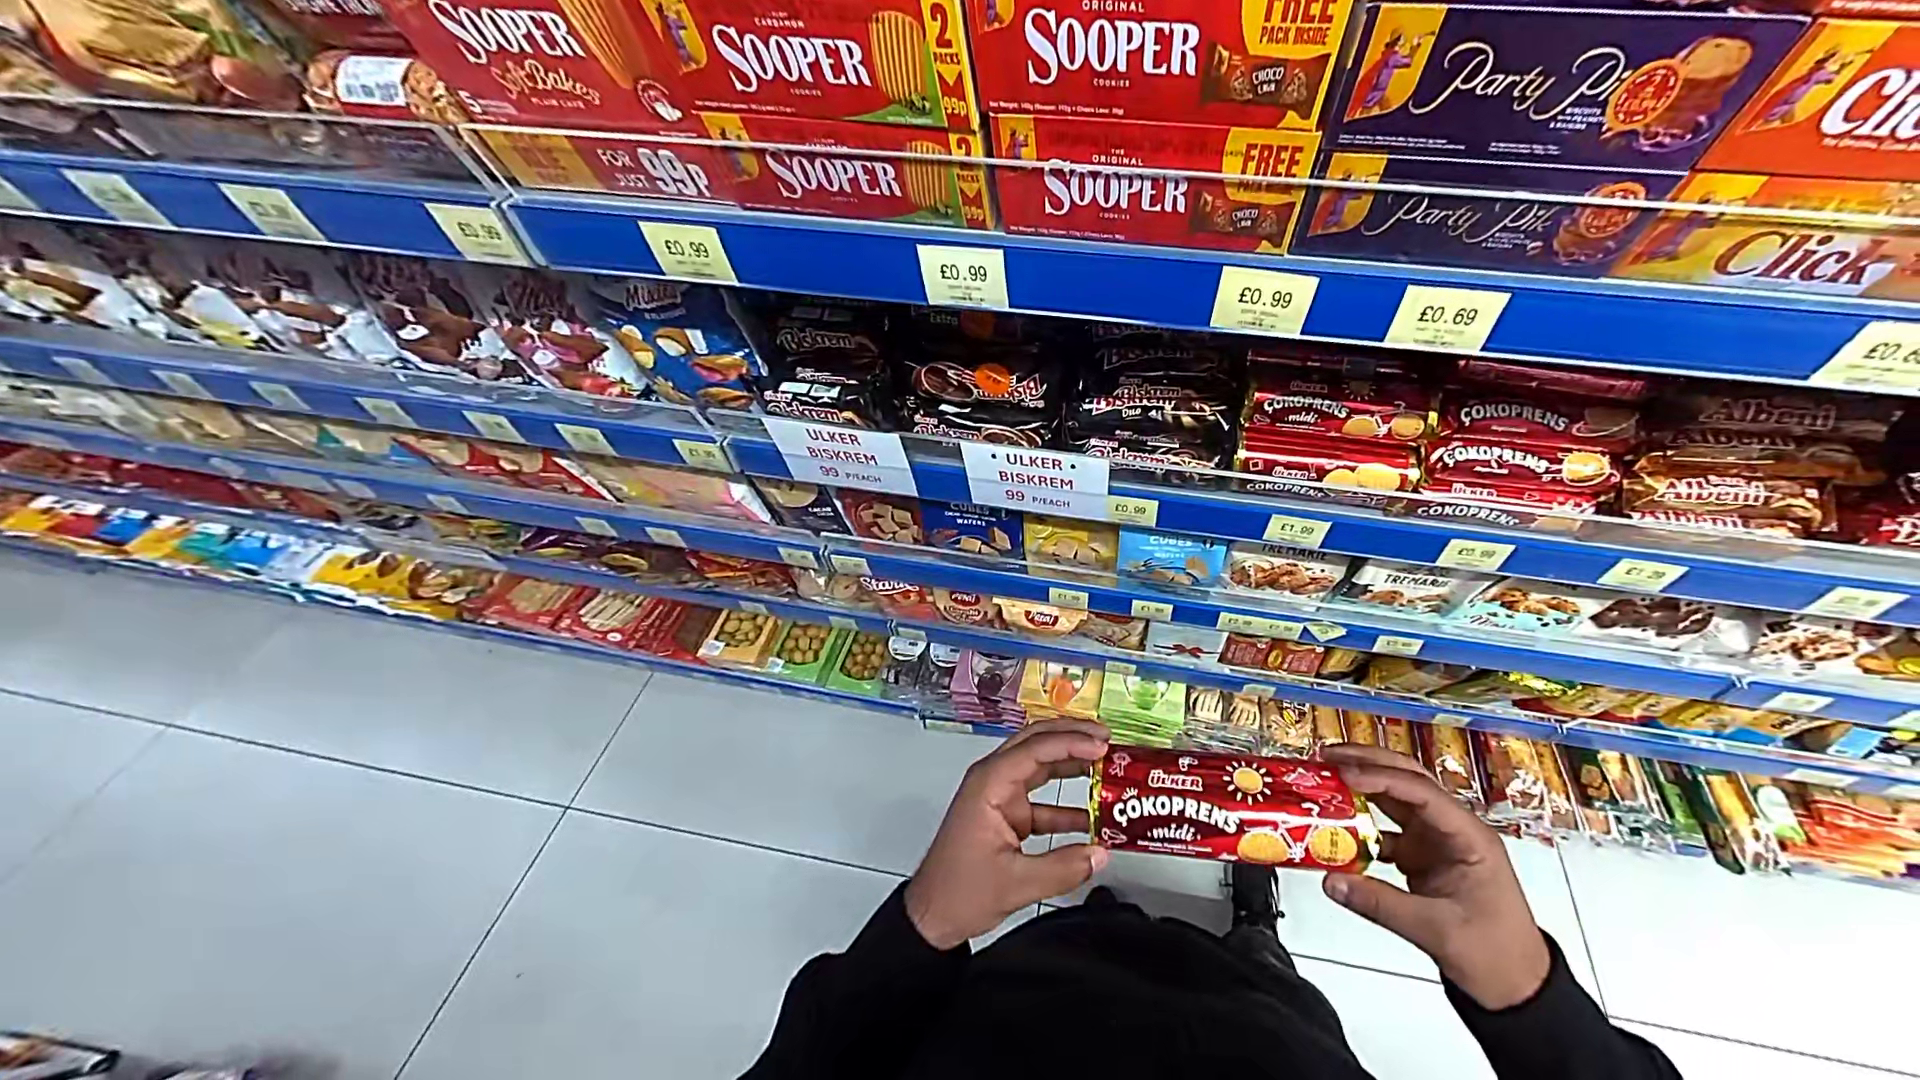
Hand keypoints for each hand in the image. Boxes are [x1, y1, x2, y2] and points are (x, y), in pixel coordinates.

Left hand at [904, 719, 1111, 949]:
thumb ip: (1063, 868)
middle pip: (1036, 743)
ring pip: (1040, 766)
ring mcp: (1001, 796)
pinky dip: (1067, 803)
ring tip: (1107, 764)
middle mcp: (994, 781)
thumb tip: (1100, 854)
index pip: (1035, 748)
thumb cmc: (958, 892)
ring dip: (1072, 763)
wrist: (932, 915)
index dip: (1070, 742)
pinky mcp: (1008, 815)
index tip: (1102, 745)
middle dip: (1072, 736)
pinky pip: (1043, 800)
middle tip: (1107, 740)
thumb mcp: (1016, 883)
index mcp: (989, 784)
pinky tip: (1094, 815)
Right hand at [1318, 743, 1550, 1009]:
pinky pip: (1381, 824)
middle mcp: (1450, 828)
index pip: (1421, 791)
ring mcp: (1433, 838)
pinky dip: (1356, 818)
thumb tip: (1332, 880)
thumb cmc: (1495, 954)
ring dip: (1359, 782)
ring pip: (1392, 795)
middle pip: (1407, 778)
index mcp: (1468, 837)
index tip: (1343, 775)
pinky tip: (1333, 820)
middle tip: (1327, 756)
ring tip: (1324, 773)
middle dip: (1366, 762)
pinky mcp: (1417, 852)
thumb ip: (1379, 903)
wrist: (1515, 985)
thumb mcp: (1436, 930)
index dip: (1380, 778)